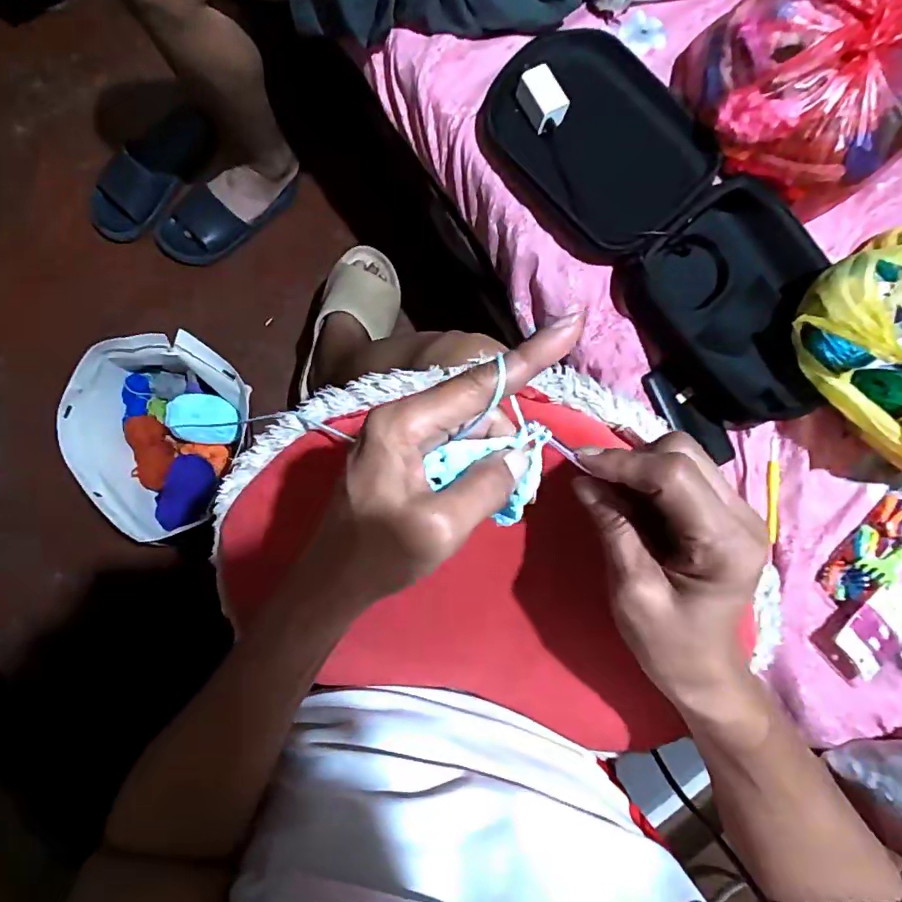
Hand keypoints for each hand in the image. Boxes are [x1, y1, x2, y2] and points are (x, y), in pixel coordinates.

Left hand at [297, 317, 584, 608]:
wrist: (332, 581)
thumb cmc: (379, 555)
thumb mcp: (440, 527)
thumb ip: (486, 486)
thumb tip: (516, 456)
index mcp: (403, 423)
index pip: (478, 383)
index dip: (529, 355)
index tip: (569, 320)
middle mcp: (399, 416)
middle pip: (476, 407)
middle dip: (505, 439)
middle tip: (513, 488)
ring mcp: (397, 434)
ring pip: (466, 428)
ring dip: (488, 459)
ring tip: (489, 500)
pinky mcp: (400, 453)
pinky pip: (450, 446)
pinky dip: (471, 467)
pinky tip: (470, 497)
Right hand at [572, 433, 768, 717]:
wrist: (705, 672)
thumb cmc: (668, 644)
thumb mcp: (632, 591)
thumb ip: (613, 530)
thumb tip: (583, 480)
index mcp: (725, 542)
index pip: (674, 474)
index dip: (623, 462)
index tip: (578, 463)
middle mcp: (742, 516)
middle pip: (684, 453)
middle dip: (633, 459)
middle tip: (594, 481)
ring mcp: (739, 511)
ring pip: (685, 456)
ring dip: (640, 465)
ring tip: (608, 490)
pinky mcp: (725, 513)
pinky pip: (685, 475)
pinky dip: (650, 478)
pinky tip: (629, 499)